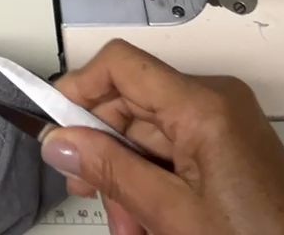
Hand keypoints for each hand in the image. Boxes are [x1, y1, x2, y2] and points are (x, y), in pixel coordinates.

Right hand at [40, 40, 283, 234]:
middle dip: (103, 147)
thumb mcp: (174, 215)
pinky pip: (172, 148)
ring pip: (147, 130)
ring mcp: (224, 122)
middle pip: (131, 99)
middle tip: (85, 187)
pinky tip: (148, 221)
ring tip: (127, 224)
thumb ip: (112, 172)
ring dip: (127, 174)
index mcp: (204, 104)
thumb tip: (61, 140)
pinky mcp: (229, 145)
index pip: (121, 65)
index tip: (54, 124)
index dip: (80, 88)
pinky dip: (153, 180)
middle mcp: (215, 100)